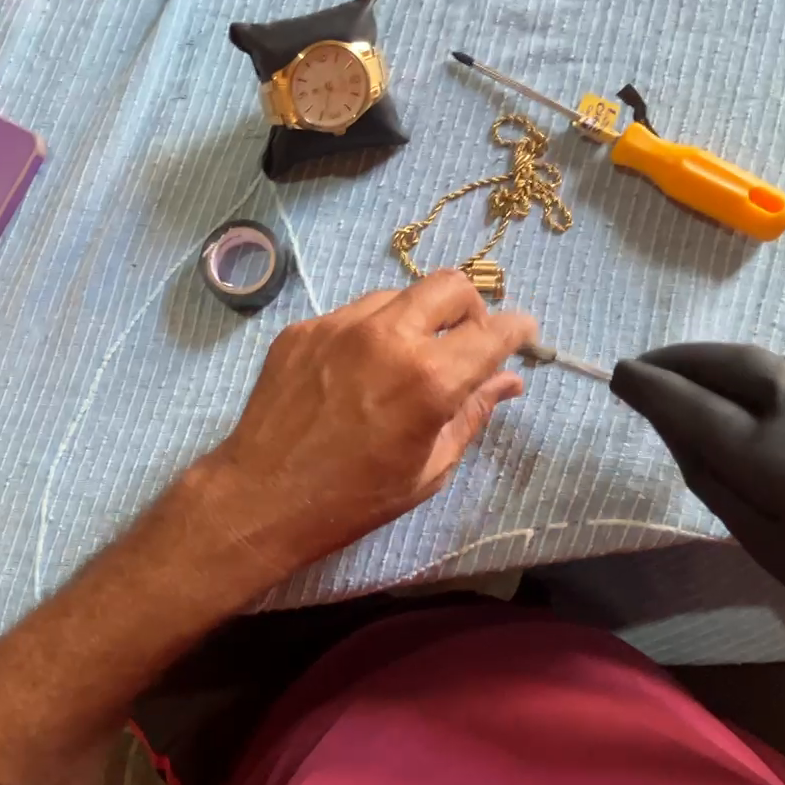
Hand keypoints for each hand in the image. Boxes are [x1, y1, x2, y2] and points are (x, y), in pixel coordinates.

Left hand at [200, 270, 535, 586]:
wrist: (261, 497)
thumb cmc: (354, 498)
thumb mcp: (428, 468)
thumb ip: (472, 414)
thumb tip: (509, 381)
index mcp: (428, 378)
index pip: (494, 330)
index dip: (518, 329)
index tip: (523, 334)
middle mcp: (387, 336)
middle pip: (449, 285)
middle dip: (470, 307)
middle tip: (464, 342)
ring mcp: (338, 325)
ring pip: (398, 295)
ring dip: (416, 319)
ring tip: (404, 361)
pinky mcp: (304, 328)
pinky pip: (353, 314)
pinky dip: (371, 332)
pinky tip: (358, 370)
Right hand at [611, 342, 784, 748]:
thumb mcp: (765, 542)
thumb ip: (709, 475)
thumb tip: (671, 423)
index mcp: (768, 454)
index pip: (682, 399)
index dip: (644, 383)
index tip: (622, 375)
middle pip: (731, 359)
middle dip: (685, 358)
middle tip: (662, 365)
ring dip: (765, 381)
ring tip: (770, 412)